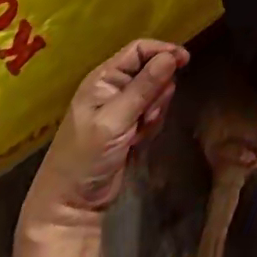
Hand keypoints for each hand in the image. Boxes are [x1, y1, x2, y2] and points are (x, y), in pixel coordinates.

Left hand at [18, 40, 188, 234]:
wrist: (72, 207)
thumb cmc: (85, 159)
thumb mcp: (115, 120)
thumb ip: (144, 88)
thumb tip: (171, 56)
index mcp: (103, 79)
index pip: (139, 49)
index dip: (162, 50)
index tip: (184, 60)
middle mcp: (114, 88)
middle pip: (152, 70)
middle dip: (158, 89)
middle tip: (150, 113)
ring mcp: (123, 108)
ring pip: (156, 92)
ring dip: (155, 110)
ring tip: (140, 131)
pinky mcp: (132, 126)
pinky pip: (155, 113)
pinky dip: (152, 125)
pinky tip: (138, 141)